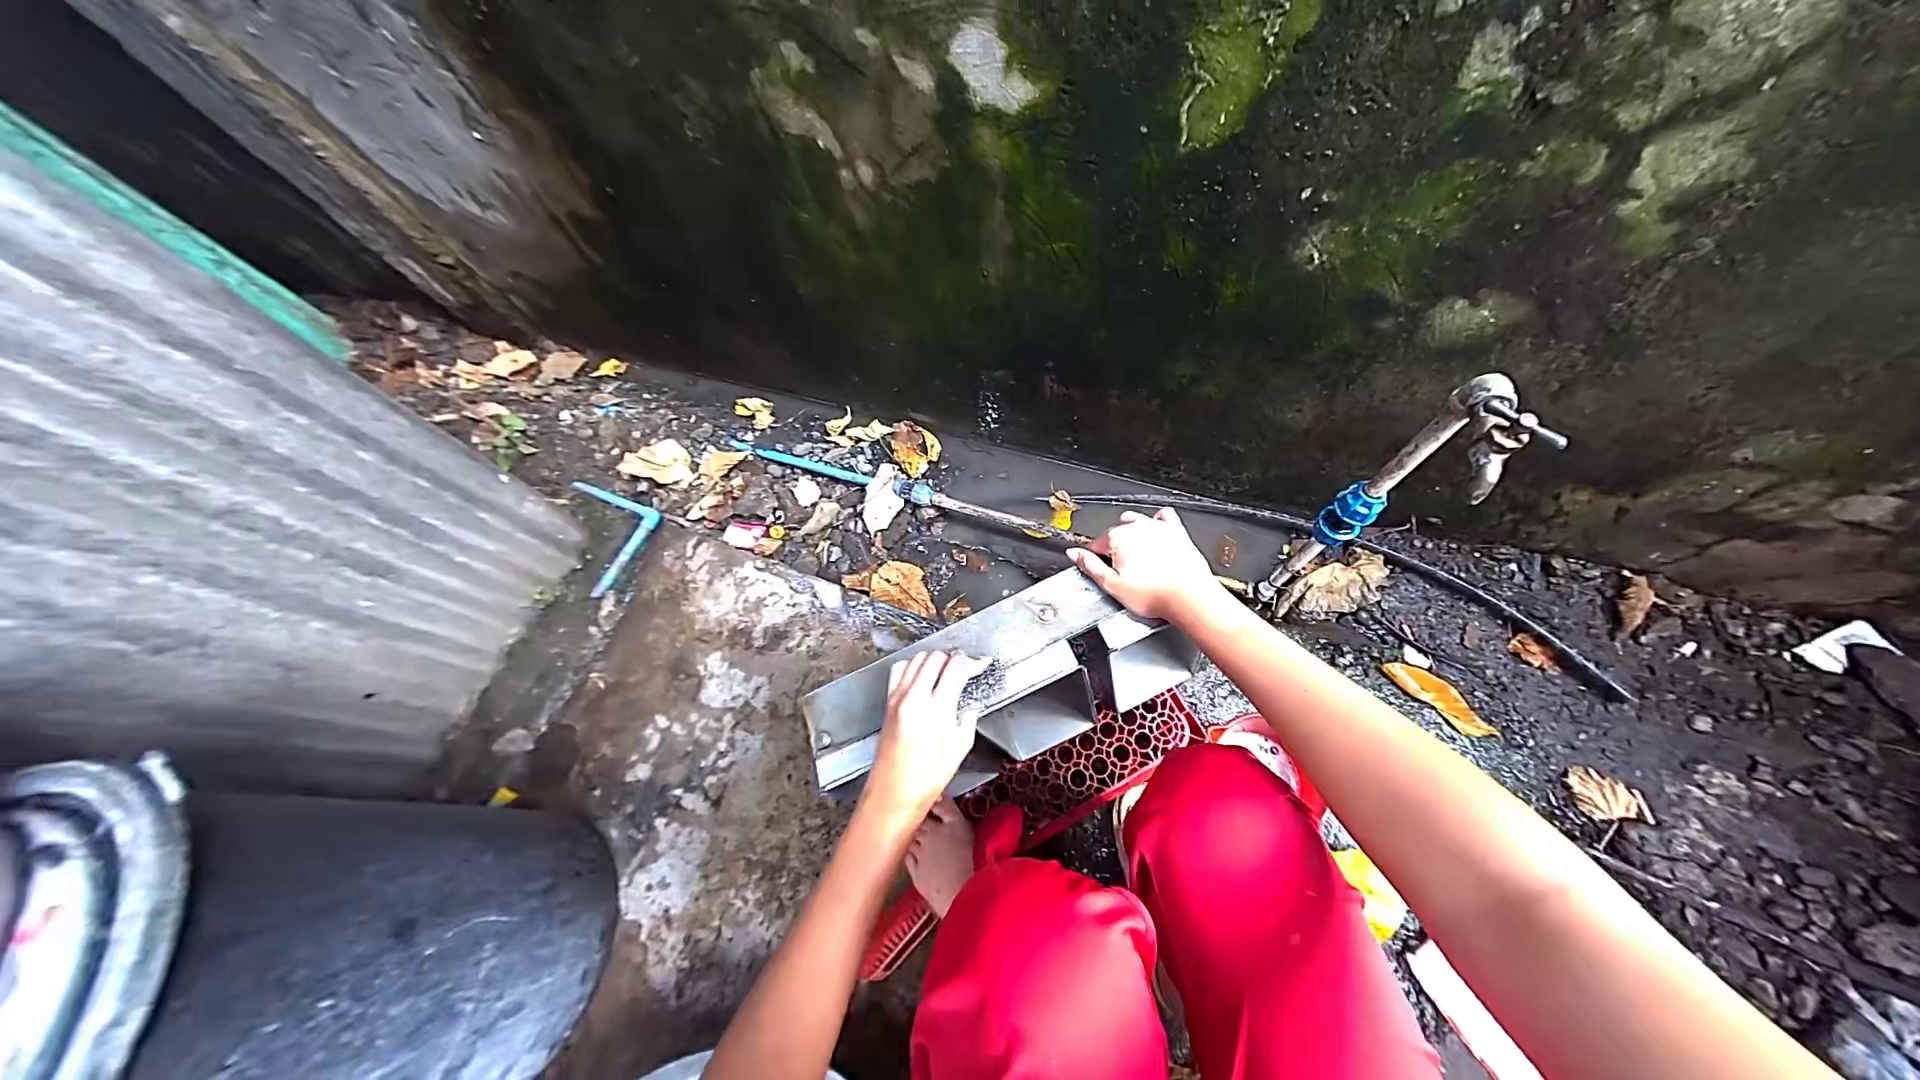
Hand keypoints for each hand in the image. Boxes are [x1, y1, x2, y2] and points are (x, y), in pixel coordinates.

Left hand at [865, 650, 990, 816]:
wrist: (894, 792)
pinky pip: (900, 669)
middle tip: (964, 667)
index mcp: (937, 708)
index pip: (957, 667)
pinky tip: (922, 676)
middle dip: (954, 658)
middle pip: (936, 657)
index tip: (980, 664)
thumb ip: (968, 715)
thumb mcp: (961, 745)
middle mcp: (914, 697)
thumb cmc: (927, 777)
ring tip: (945, 670)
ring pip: (917, 658)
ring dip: (934, 659)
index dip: (973, 662)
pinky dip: (913, 666)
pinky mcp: (888, 702)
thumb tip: (969, 701)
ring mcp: (898, 697)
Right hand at [1069, 507, 1220, 620]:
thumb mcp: (1112, 585)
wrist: (1189, 597)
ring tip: (1135, 555)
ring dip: (1131, 534)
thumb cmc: (1154, 594)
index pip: (1095, 544)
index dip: (1094, 559)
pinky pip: (1164, 517)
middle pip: (1115, 534)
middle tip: (1120, 571)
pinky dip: (1157, 522)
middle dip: (1114, 549)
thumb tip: (1074, 554)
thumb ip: (1090, 566)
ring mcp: (1157, 528)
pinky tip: (1155, 533)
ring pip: (1136, 522)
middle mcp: (1137, 527)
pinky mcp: (1176, 532)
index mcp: (1117, 538)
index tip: (1100, 570)